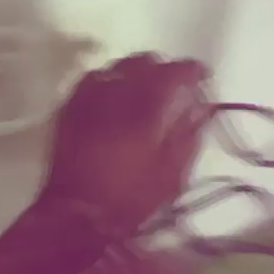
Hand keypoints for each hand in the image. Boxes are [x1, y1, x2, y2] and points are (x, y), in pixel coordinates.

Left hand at [38, 53, 209, 233]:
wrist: (78, 212)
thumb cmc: (131, 198)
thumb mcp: (172, 173)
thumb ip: (187, 134)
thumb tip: (200, 107)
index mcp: (147, 109)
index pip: (175, 72)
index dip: (193, 70)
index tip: (203, 76)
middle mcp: (116, 93)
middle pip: (143, 62)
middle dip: (163, 69)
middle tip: (173, 85)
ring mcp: (88, 97)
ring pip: (116, 66)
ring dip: (134, 72)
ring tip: (143, 88)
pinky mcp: (69, 106)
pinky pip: (91, 79)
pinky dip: (108, 80)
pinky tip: (113, 94)